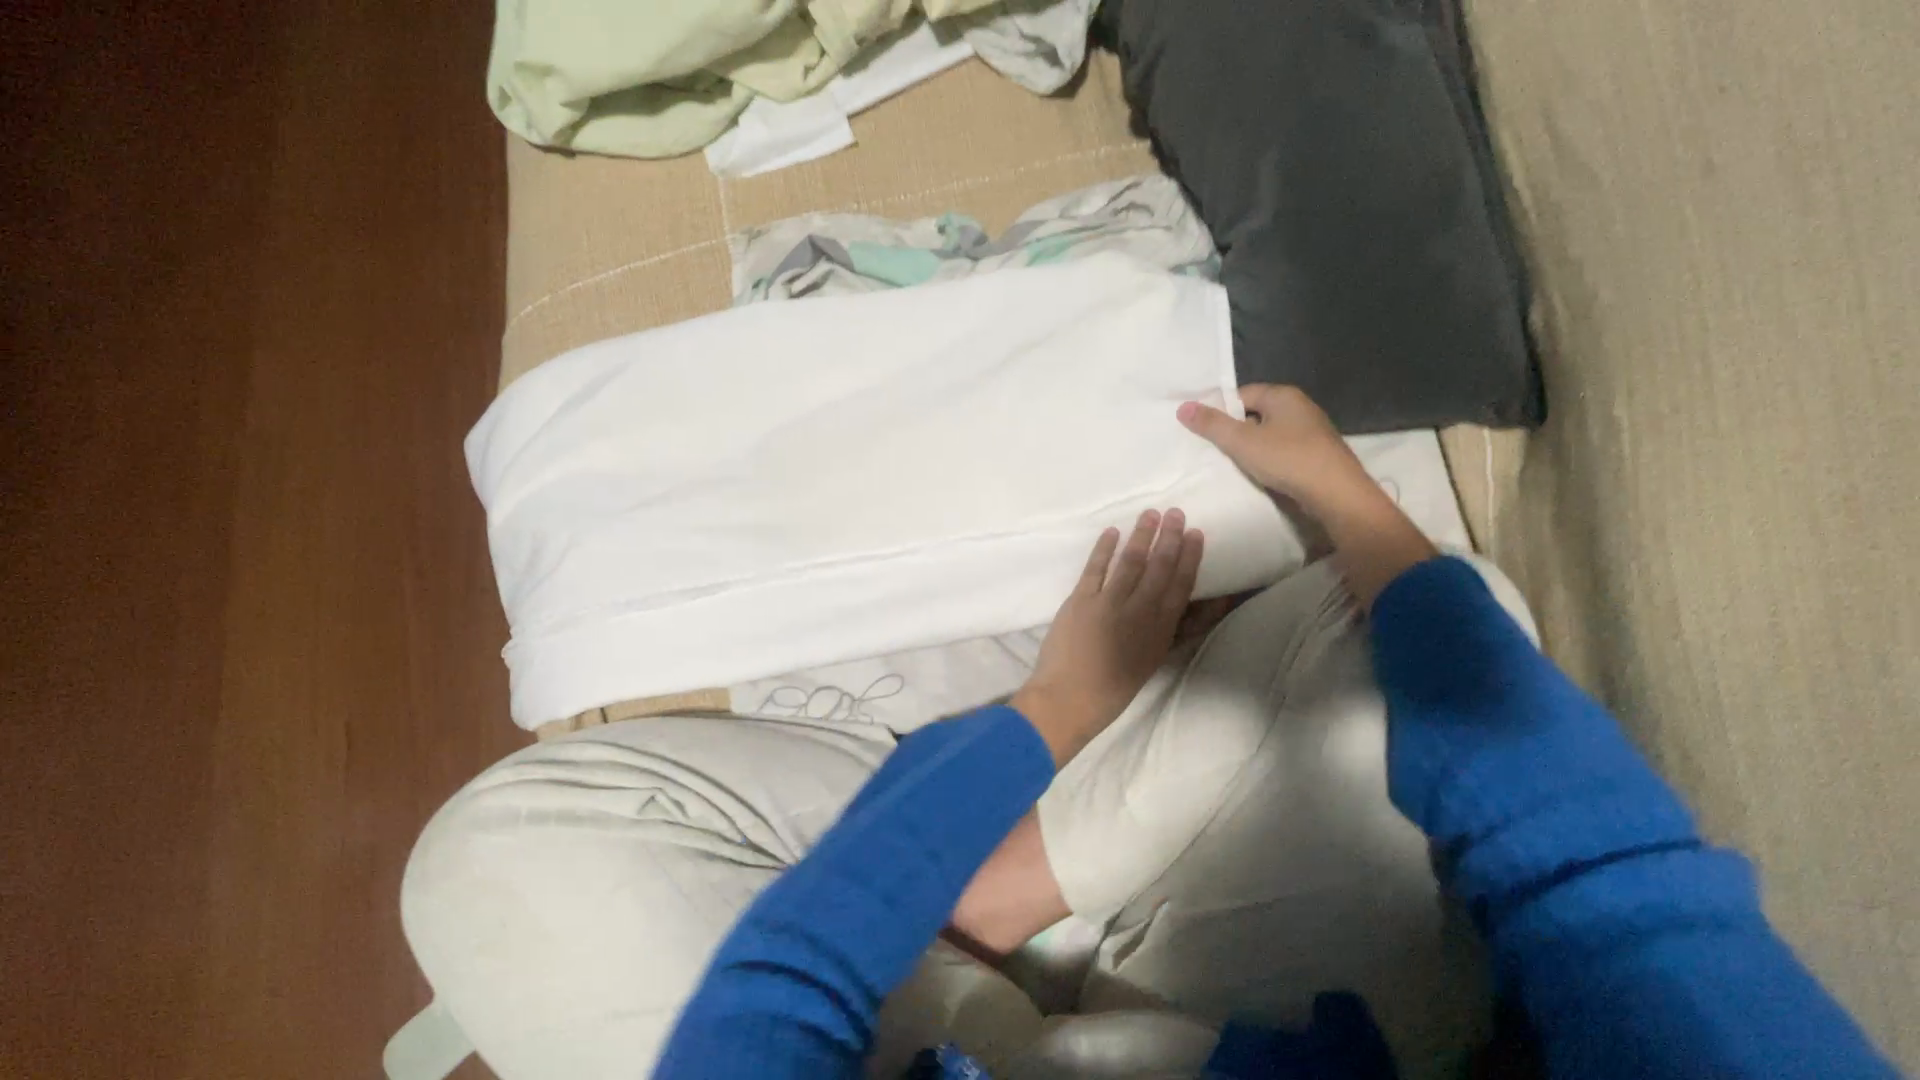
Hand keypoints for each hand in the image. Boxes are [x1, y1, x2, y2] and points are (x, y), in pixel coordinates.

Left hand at [1012, 509, 1202, 765]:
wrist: (1068, 699)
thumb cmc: (1112, 689)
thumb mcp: (1151, 662)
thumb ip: (1170, 633)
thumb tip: (1196, 610)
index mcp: (1159, 631)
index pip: (1180, 587)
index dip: (1189, 559)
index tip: (1195, 534)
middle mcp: (1138, 613)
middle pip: (1158, 568)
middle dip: (1169, 538)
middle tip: (1176, 512)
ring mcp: (1108, 604)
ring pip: (1130, 562)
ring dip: (1141, 535)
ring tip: (1150, 514)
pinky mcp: (1080, 601)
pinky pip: (1095, 568)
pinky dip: (1103, 548)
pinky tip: (1111, 531)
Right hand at [1176, 384, 1371, 509]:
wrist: (1336, 493)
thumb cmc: (1287, 459)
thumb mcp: (1242, 442)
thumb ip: (1212, 425)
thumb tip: (1183, 407)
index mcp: (1283, 395)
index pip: (1243, 394)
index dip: (1222, 411)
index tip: (1206, 431)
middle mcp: (1300, 407)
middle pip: (1257, 414)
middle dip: (1236, 430)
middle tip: (1215, 449)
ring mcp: (1312, 431)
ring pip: (1270, 434)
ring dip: (1253, 447)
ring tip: (1233, 464)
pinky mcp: (1317, 453)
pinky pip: (1284, 450)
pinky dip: (1270, 459)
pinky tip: (1260, 475)